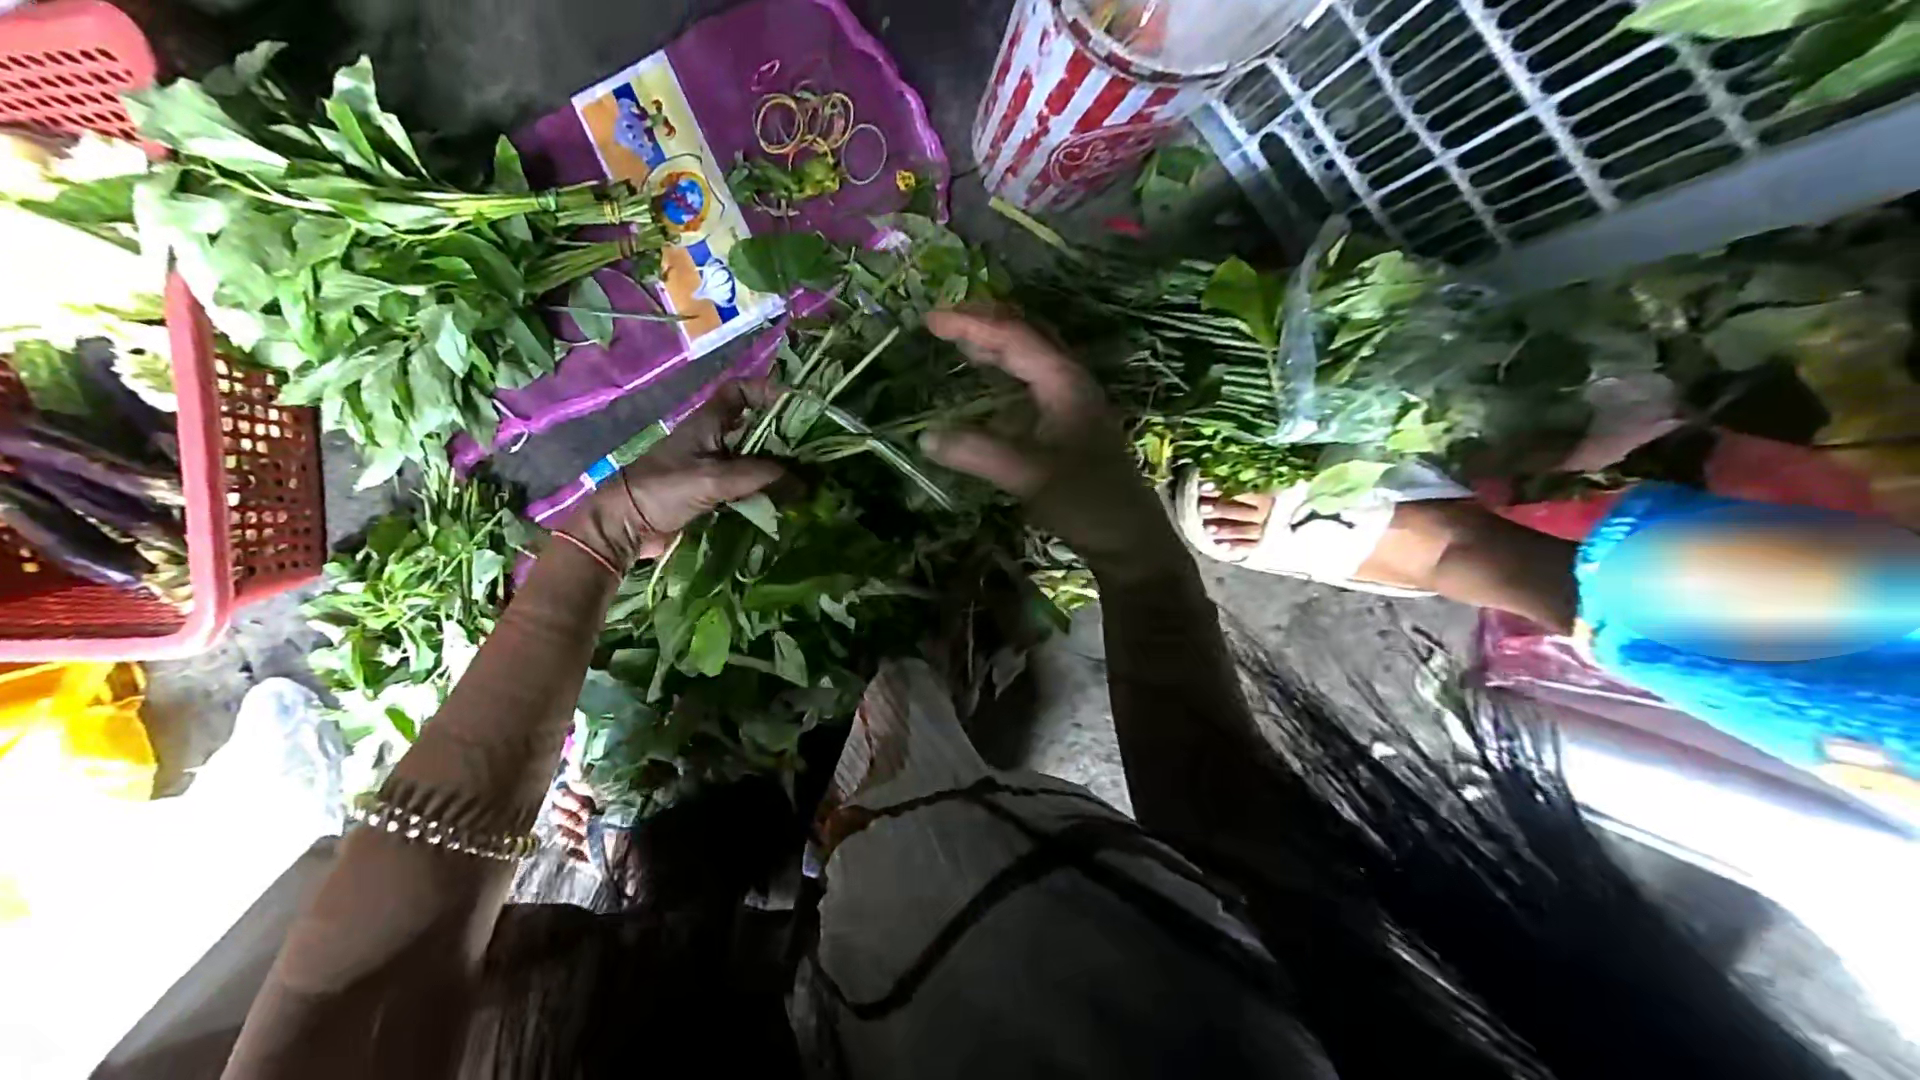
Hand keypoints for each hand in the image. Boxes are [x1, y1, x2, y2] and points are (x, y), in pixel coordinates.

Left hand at [558, 379, 784, 567]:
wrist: (626, 525)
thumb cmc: (663, 489)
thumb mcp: (714, 478)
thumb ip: (759, 475)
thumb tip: (804, 480)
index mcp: (708, 423)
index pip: (739, 391)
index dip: (765, 390)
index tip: (794, 405)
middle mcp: (713, 439)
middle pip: (754, 427)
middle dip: (782, 435)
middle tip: (811, 448)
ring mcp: (712, 466)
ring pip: (753, 457)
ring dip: (776, 466)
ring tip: (806, 476)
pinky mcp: (712, 491)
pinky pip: (746, 484)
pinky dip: (765, 489)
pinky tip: (784, 499)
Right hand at [922, 309, 1180, 576]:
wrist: (1127, 535)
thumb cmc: (1087, 502)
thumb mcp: (1029, 477)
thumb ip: (978, 454)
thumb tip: (925, 437)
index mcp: (1063, 381)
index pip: (1013, 336)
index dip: (970, 324)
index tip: (929, 321)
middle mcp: (1068, 380)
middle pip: (1025, 333)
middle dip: (983, 321)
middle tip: (940, 322)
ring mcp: (1069, 400)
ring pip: (1029, 356)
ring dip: (993, 344)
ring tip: (956, 342)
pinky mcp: (1066, 421)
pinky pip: (1029, 382)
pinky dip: (1001, 373)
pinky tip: (983, 386)